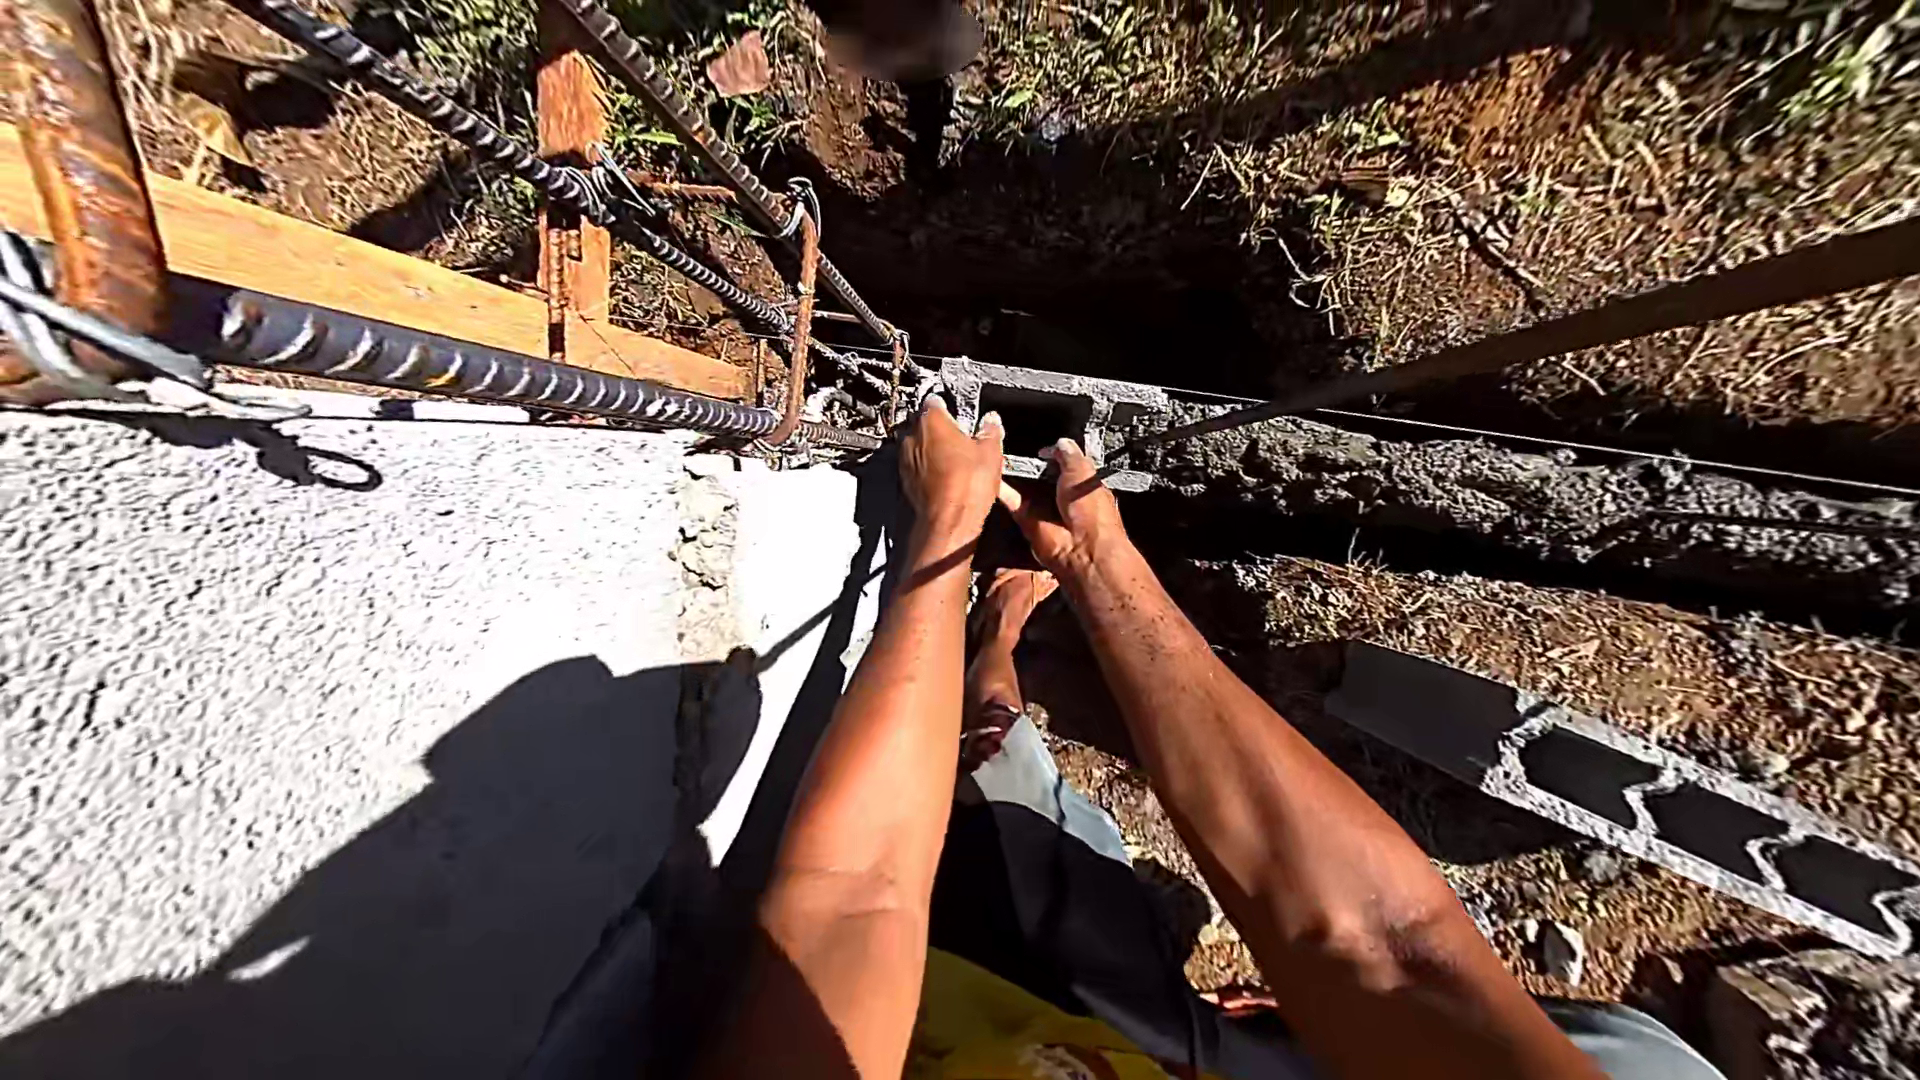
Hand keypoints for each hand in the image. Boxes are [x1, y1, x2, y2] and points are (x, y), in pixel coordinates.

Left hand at [898, 396, 1003, 546]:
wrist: (949, 523)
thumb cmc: (966, 486)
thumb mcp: (990, 452)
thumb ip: (990, 431)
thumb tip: (992, 422)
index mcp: (931, 421)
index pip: (936, 401)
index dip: (951, 407)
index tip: (962, 416)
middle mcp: (912, 437)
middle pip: (928, 426)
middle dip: (945, 433)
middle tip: (966, 443)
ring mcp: (906, 461)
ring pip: (924, 449)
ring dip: (938, 454)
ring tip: (961, 467)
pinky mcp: (906, 482)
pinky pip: (921, 470)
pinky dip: (933, 473)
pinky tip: (952, 482)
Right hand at [996, 438, 1129, 576]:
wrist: (1081, 546)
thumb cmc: (1092, 510)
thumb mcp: (1082, 470)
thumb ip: (1068, 454)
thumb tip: (1058, 443)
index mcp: (1082, 485)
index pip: (1065, 465)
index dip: (1053, 455)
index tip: (1042, 448)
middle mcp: (1063, 498)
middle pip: (1040, 476)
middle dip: (1030, 464)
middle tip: (1017, 451)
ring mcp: (1044, 510)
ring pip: (1023, 488)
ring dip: (1013, 475)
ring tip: (1000, 457)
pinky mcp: (1027, 520)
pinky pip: (1011, 501)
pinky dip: (1002, 490)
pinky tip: (994, 476)